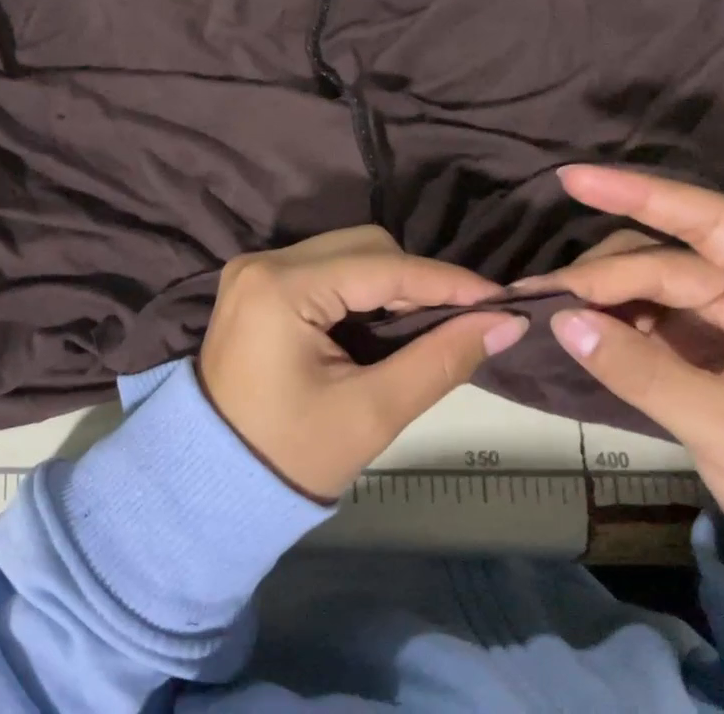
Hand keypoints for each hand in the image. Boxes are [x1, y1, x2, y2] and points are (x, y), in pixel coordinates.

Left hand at [198, 227, 527, 500]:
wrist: (216, 476)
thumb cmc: (292, 453)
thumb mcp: (372, 412)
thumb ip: (441, 360)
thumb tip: (507, 322)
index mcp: (280, 288)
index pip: (382, 266)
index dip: (447, 282)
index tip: (503, 300)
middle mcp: (262, 263)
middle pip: (362, 247)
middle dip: (417, 281)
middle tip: (461, 321)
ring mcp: (254, 271)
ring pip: (346, 254)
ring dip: (391, 284)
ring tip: (428, 325)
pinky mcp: (255, 286)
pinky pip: (323, 269)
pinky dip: (360, 290)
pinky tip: (385, 323)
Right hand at [513, 166, 723, 613]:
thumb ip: (643, 370)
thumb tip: (561, 320)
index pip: (715, 227)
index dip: (642, 196)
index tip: (573, 178)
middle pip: (670, 260)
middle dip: (602, 275)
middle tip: (534, 297)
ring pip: (652, 284)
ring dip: (599, 297)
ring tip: (542, 310)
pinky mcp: (712, 348)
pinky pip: (650, 319)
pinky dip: (610, 323)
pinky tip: (573, 328)